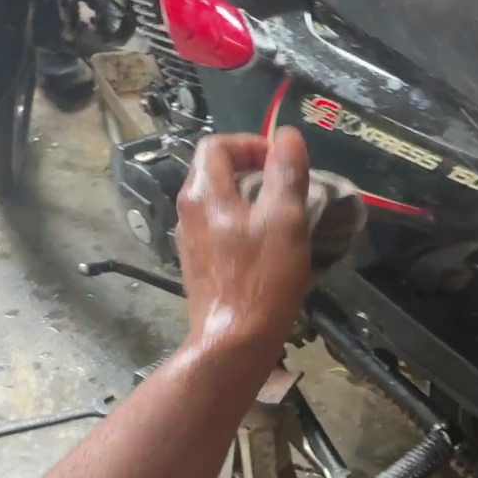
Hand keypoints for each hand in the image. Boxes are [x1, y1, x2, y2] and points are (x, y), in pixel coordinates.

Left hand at [175, 128, 312, 351]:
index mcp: (204, 193)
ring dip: (250, 199)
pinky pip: (220, 231)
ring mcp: (190, 240)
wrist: (234, 341)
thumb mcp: (285, 221)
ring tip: (283, 217)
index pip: (217, 144)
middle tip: (288, 187)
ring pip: (219, 203)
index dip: (252, 143)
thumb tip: (289, 136)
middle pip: (215, 172)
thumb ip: (287, 174)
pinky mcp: (200, 266)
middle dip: (253, 170)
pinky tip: (268, 249)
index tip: (283, 160)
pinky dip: (244, 226)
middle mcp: (189, 211)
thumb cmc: (262, 280)